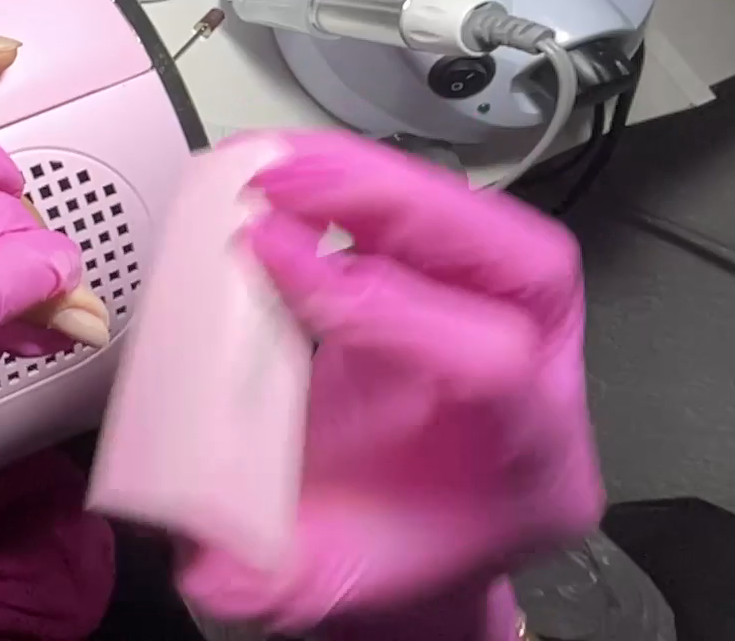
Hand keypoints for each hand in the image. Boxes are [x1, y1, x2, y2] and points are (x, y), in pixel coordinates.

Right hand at [178, 132, 605, 639]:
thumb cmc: (375, 543)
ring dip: (362, 173)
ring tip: (271, 157)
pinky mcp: (434, 283)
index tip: (266, 254)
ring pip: (468, 218)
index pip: (478, 354)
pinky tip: (281, 171)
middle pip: (512, 259)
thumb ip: (267, 577)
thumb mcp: (323, 577)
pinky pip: (410, 212)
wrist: (395, 525)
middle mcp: (529, 373)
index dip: (365, 297)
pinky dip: (343, 179)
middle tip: (282, 174)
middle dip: (390, 201)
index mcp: (518, 456)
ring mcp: (489, 318)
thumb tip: (205, 558)